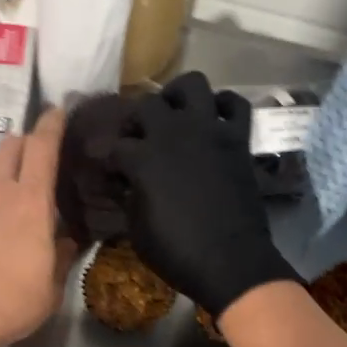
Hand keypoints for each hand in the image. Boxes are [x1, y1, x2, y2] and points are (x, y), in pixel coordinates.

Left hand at [0, 110, 76, 346]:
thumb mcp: (52, 287)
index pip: (44, 147)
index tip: (58, 113)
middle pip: (10, 146)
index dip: (52, 125)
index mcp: (32, 202)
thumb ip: (61, 257)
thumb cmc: (15, 303)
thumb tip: (67, 241)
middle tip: (32, 157)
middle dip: (24, 144)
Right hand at [112, 72, 297, 317]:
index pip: (115, 149)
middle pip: (147, 105)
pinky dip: (224, 106)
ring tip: (174, 114)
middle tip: (137, 138)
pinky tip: (213, 119)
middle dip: (136, 120)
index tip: (108, 172)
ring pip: (191, 84)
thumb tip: (127, 186)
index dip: (108, 161)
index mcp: (143, 158)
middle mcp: (174, 132)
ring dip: (177, 95)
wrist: (230, 262)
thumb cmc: (178, 254)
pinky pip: (235, 104)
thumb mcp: (139, 233)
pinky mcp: (237, 138)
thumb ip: (130, 201)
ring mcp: (209, 130)